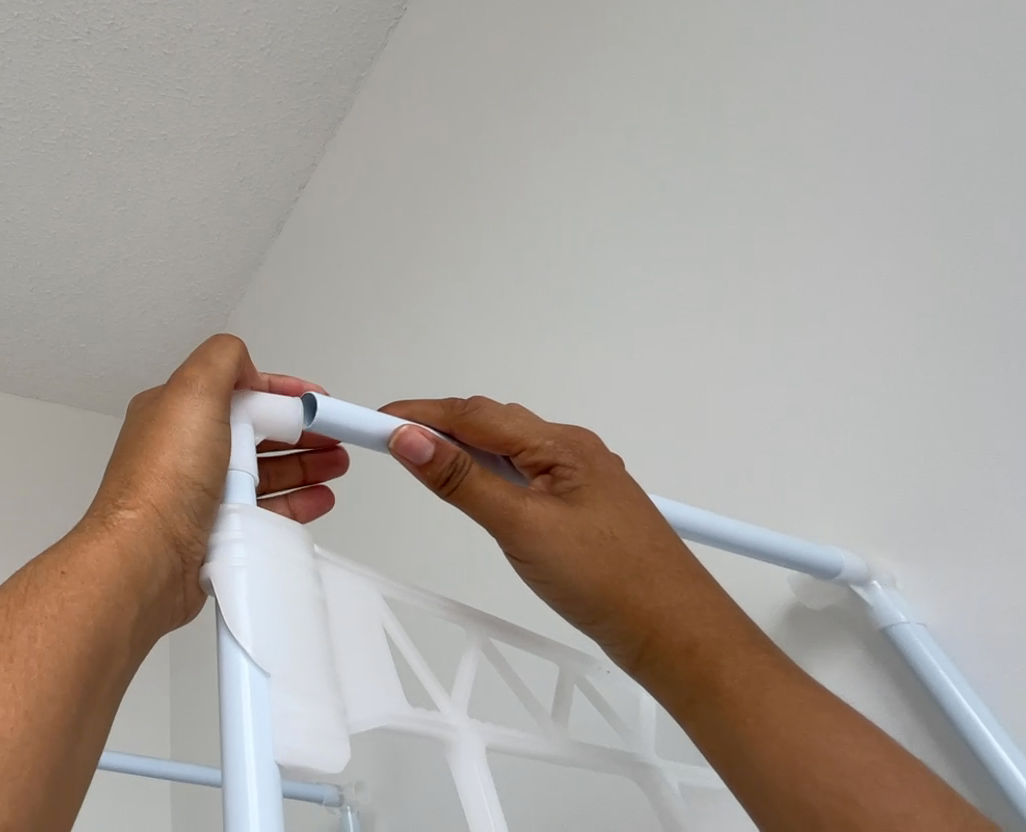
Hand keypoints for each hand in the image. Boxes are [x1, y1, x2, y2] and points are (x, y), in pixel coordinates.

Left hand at [81, 335, 347, 633]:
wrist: (146, 558)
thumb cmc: (165, 476)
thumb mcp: (193, 391)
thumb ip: (223, 360)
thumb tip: (248, 371)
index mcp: (174, 411)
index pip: (235, 390)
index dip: (280, 391)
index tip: (318, 401)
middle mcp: (184, 449)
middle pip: (253, 430)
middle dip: (298, 430)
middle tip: (337, 436)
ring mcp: (197, 491)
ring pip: (260, 470)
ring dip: (303, 464)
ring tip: (337, 464)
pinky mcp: (213, 529)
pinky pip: (262, 510)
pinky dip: (294, 501)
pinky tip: (321, 497)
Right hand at [381, 397, 759, 679]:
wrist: (681, 640)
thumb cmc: (611, 582)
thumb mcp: (520, 526)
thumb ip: (460, 479)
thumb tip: (408, 438)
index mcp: (560, 444)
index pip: (471, 413)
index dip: (417, 413)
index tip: (372, 420)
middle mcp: (569, 449)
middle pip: (486, 421)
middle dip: (434, 424)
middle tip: (387, 440)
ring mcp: (575, 476)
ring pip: (502, 445)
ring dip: (458, 446)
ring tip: (420, 461)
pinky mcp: (576, 503)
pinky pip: (517, 469)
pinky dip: (482, 469)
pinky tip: (471, 487)